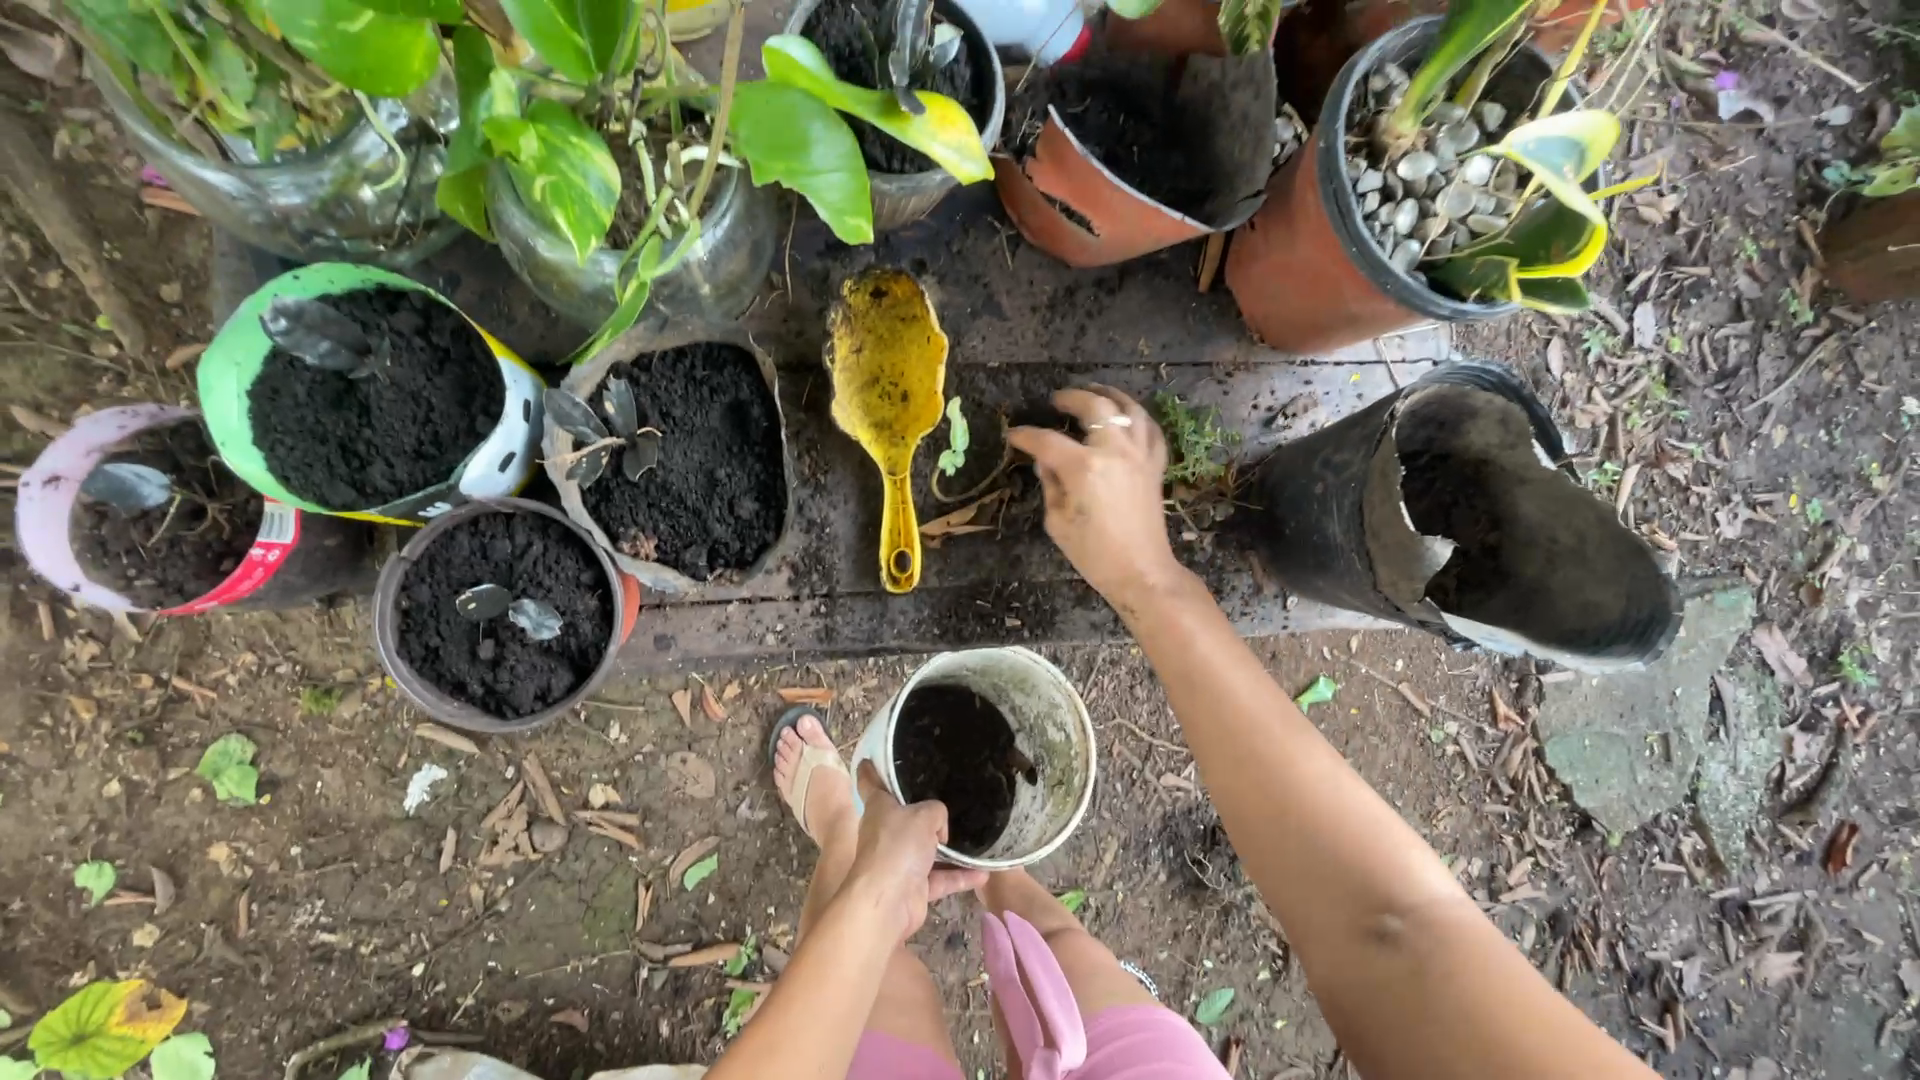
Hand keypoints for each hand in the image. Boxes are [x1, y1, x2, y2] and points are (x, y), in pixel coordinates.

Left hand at [845, 762, 988, 943]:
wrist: (888, 901)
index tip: (870, 758)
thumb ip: (936, 812)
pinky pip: (940, 878)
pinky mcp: (912, 888)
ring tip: (973, 839)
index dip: (870, 770)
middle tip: (945, 798)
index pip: (870, 783)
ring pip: (925, 850)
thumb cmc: (898, 846)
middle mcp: (885, 832)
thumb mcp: (924, 815)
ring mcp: (899, 862)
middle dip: (921, 811)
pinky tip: (983, 874)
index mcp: (879, 808)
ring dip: (949, 850)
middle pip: (902, 817)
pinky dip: (959, 877)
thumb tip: (938, 828)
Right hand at [1007, 385, 1185, 611]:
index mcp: (1084, 468)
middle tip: (1057, 400)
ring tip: (1094, 392)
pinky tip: (1128, 418)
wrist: (1141, 571)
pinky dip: (1138, 418)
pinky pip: (1151, 430)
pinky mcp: (1155, 466)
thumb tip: (1045, 463)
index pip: (1048, 441)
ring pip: (1130, 409)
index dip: (1026, 436)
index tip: (1014, 435)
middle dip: (1072, 397)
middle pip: (1095, 406)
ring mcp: (1140, 456)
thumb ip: (1051, 485)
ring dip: (1110, 395)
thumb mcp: (1057, 522)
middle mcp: (1115, 452)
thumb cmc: (1094, 554)